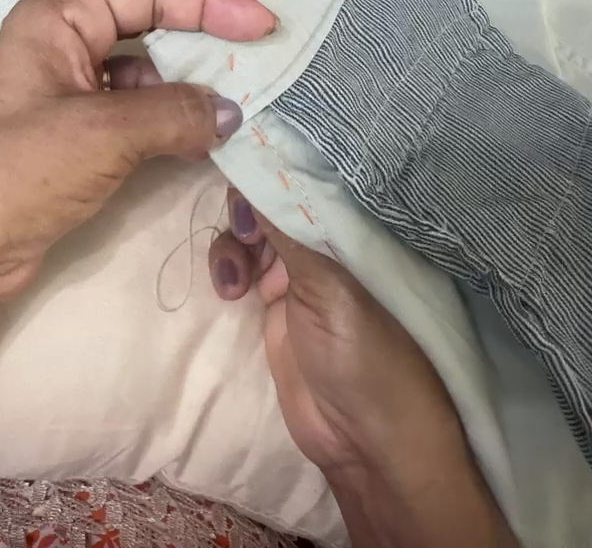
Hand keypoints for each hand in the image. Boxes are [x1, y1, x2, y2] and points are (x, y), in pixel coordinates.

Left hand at [0, 0, 274, 303]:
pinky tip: (202, 145)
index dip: (208, 4)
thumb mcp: (103, 132)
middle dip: (201, 50)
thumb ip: (176, 114)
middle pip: (146, 32)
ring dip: (186, 96)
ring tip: (241, 116)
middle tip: (260, 72)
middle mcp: (61, 47)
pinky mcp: (70, 140)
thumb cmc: (16, 169)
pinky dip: (166, 128)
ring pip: (141, 80)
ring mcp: (64, 95)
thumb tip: (233, 110)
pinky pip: (131, 119)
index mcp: (58, 20)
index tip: (263, 25)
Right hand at [209, 191, 518, 546]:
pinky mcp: (271, 300)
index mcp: (355, 229)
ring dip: (233, 240)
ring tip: (235, 274)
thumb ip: (287, 229)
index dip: (275, 160)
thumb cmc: (365, 356)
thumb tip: (252, 164)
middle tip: (244, 229)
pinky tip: (228, 289)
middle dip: (247, 204)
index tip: (237, 149)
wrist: (363, 443)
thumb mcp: (329, 288)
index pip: (309, 175)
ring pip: (249, 228)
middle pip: (272, 196)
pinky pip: (238, 263)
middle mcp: (325, 240)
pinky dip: (226, 266)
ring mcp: (297, 271)